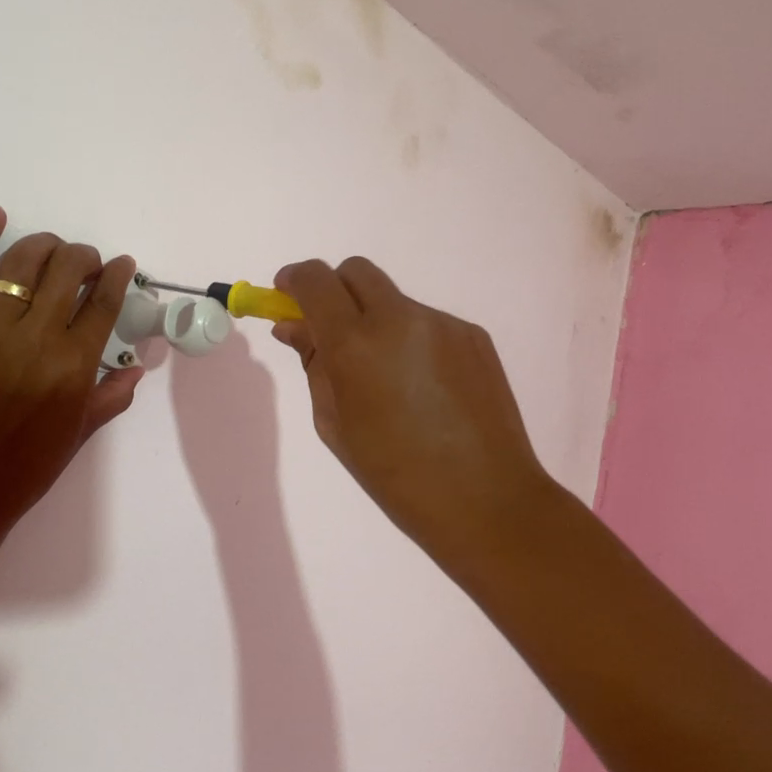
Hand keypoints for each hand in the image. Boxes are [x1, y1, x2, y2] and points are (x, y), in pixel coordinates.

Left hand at [0, 208, 143, 526]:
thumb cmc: (26, 467)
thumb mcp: (78, 434)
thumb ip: (110, 396)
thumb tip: (137, 367)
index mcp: (73, 365)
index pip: (104, 303)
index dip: (118, 276)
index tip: (122, 265)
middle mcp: (37, 338)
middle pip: (68, 271)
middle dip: (84, 257)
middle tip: (86, 262)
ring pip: (21, 263)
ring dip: (43, 245)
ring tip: (52, 246)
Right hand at [269, 257, 557, 552]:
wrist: (486, 500)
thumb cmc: (395, 475)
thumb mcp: (334, 424)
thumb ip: (314, 365)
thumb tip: (295, 328)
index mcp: (356, 345)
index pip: (315, 281)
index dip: (293, 280)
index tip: (285, 296)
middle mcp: (401, 319)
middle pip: (356, 272)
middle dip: (333, 290)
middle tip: (327, 330)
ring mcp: (443, 324)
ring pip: (392, 300)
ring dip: (374, 321)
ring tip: (384, 379)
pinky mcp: (473, 336)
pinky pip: (425, 323)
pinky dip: (409, 341)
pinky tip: (420, 389)